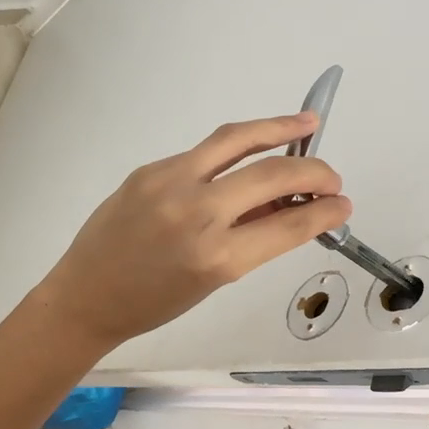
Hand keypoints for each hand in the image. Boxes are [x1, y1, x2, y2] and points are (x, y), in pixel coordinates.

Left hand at [31, 114, 351, 347]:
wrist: (85, 296)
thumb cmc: (150, 303)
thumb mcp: (210, 281)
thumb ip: (250, 239)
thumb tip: (286, 204)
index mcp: (216, 257)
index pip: (290, 223)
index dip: (325, 210)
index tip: (342, 203)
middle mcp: (195, 213)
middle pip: (271, 173)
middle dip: (312, 171)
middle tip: (330, 175)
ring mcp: (167, 184)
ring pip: (235, 140)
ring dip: (277, 129)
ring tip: (305, 125)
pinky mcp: (147, 170)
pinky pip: (200, 154)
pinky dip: (231, 153)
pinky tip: (247, 153)